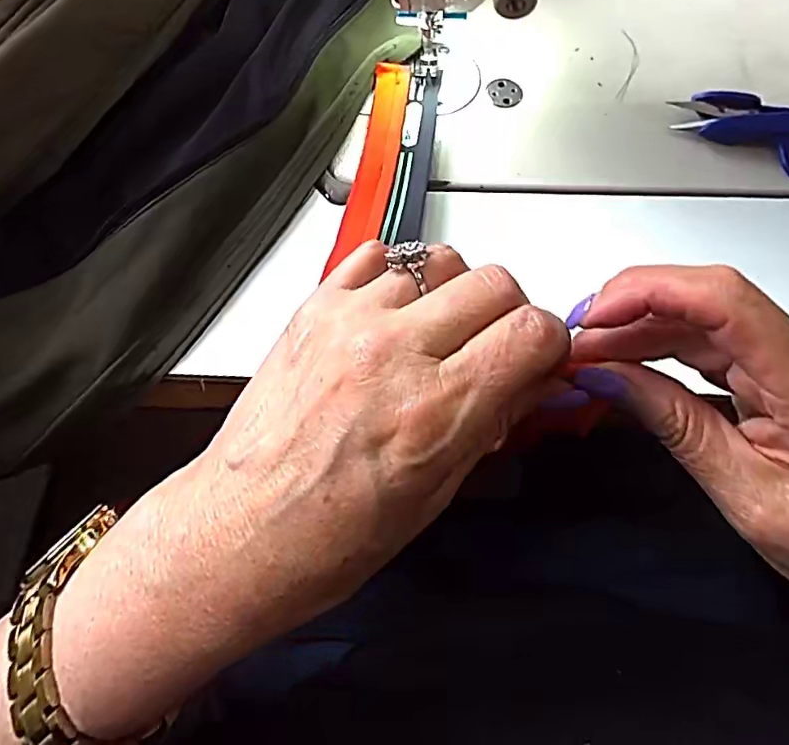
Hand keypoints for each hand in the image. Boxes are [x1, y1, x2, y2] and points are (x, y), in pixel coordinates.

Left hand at [51, 242, 569, 735]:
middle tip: (494, 341)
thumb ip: (495, 417)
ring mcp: (352, 322)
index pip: (531, 332)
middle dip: (509, 312)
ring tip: (438, 328)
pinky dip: (400, 276)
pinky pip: (379, 254)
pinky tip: (394, 311)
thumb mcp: (439, 491)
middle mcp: (395, 354)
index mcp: (435, 412)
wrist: (239, 533)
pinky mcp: (316, 307)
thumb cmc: (331, 534)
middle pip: (495, 282)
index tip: (538, 353)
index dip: (549, 341)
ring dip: (454, 292)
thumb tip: (535, 375)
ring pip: (442, 259)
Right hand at [569, 265, 788, 665]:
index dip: (650, 291)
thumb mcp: (752, 502)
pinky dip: (670, 346)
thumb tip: (612, 377)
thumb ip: (676, 426)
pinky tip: (634, 360)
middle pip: (707, 300)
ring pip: (706, 316)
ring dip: (644, 330)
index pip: (727, 300)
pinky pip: (720, 337)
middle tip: (578, 347)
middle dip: (631, 314)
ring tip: (594, 356)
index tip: (596, 314)